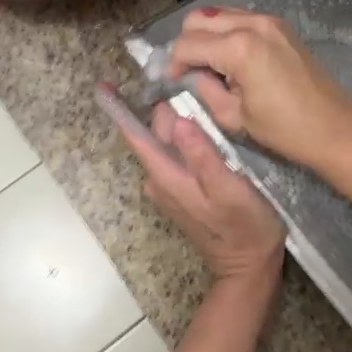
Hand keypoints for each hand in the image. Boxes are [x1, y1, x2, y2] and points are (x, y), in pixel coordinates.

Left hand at [96, 86, 283, 282]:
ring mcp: (170, 185)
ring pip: (169, 142)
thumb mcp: (229, 189)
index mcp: (166, 175)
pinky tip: (210, 129)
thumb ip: (203, 156)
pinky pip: (178, 154)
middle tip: (196, 83)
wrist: (249, 268)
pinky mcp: (183, 189)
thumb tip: (178, 121)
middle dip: (169, 108)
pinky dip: (188, 138)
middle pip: (156, 133)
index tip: (103, 85)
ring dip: (182, 122)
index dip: (119, 110)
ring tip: (208, 101)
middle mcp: (159, 179)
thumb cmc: (244, 227)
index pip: (136, 137)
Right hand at [165, 9, 351, 166]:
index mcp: (239, 48)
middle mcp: (252, 24)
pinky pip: (240, 18)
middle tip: (190, 71)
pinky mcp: (280, 26)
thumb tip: (194, 76)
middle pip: (198, 19)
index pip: (187, 45)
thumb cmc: (284, 129)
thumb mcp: (234, 117)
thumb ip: (206, 91)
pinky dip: (227, 32)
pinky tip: (232, 60)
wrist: (334, 128)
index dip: (174, 64)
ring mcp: (269, 20)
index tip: (174, 83)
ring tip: (211, 65)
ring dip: (207, 35)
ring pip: (218, 14)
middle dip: (188, 44)